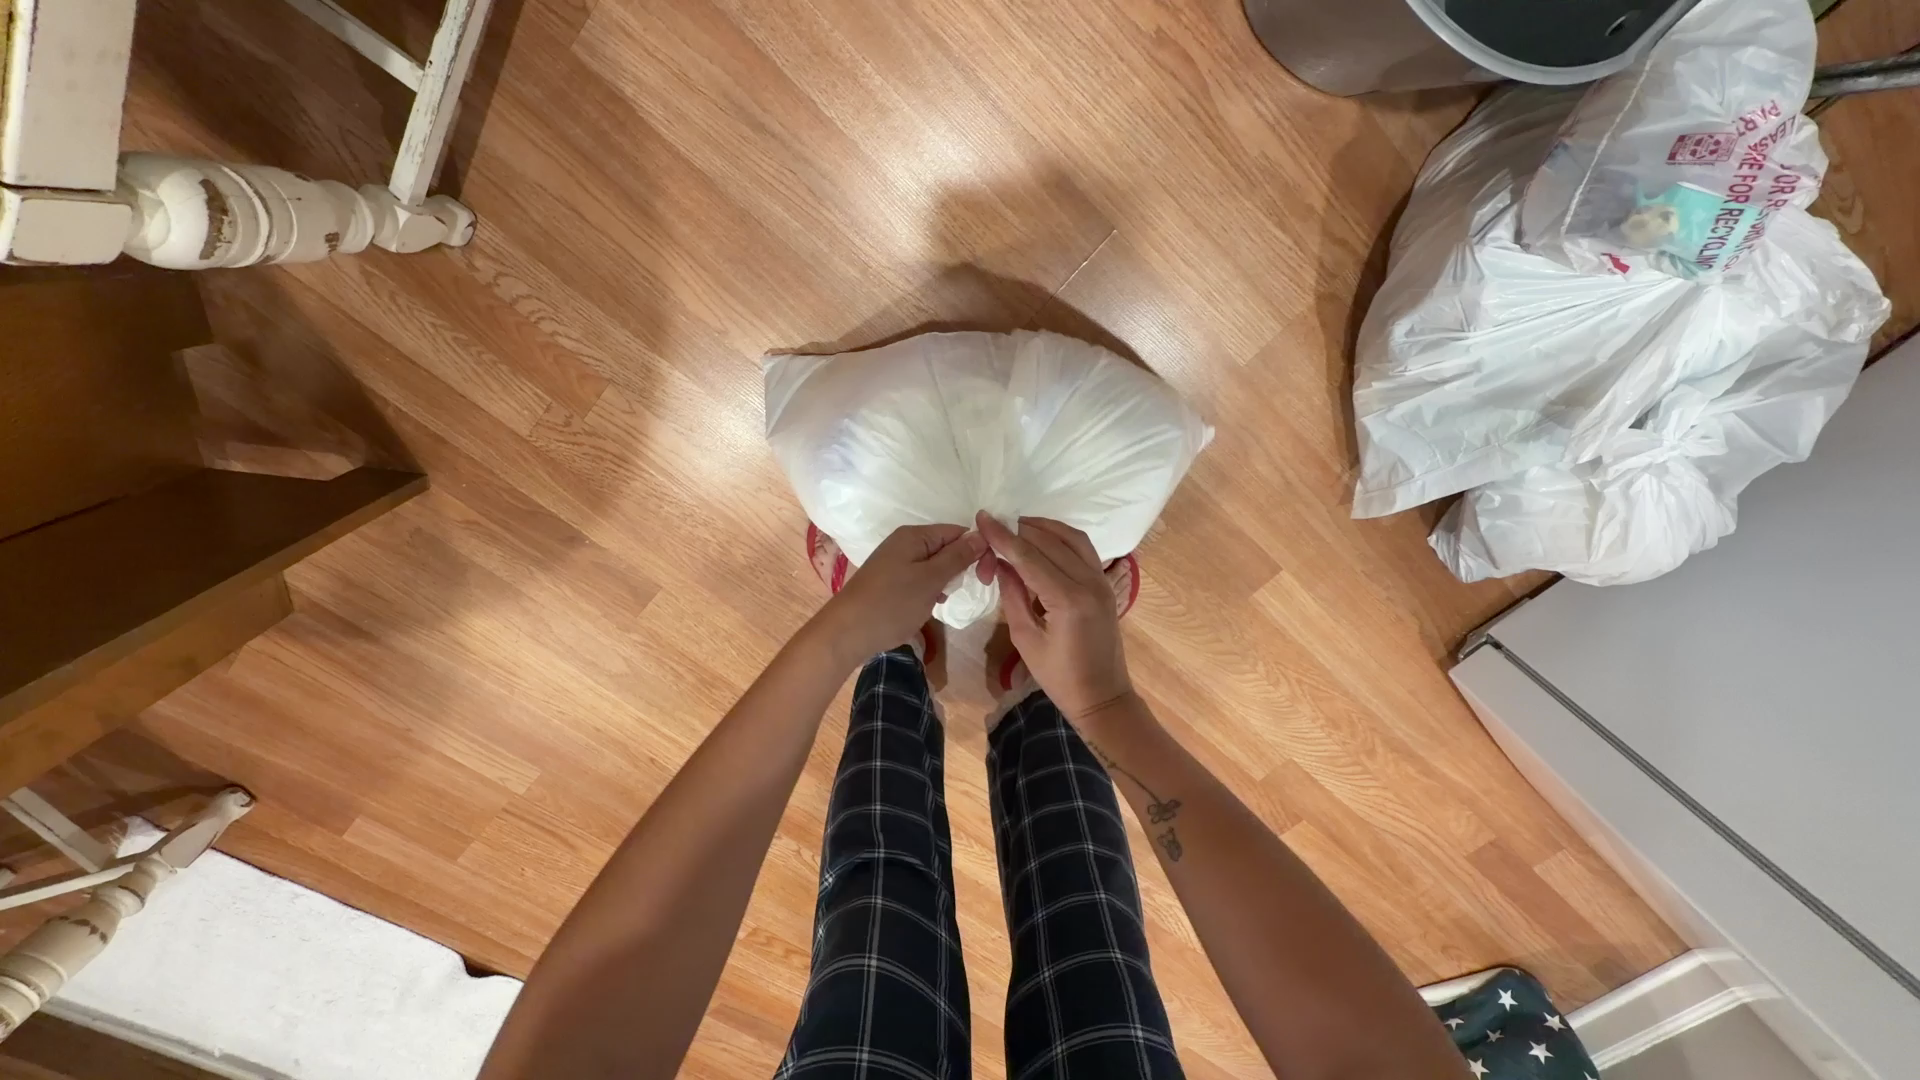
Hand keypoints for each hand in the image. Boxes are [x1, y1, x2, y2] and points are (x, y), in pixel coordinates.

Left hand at [813, 524, 988, 663]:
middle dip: (961, 566)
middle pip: (946, 546)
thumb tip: (981, 535)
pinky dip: (930, 589)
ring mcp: (895, 562)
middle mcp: (904, 543)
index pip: (957, 532)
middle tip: (967, 589)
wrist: (847, 633)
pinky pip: (920, 578)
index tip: (987, 575)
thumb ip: (957, 557)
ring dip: (945, 580)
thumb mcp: (930, 579)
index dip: (975, 550)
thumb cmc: (892, 603)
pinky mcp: (890, 582)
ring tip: (945, 598)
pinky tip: (932, 605)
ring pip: (934, 565)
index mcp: (914, 535)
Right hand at [976, 512, 1132, 720]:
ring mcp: (1102, 581)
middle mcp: (1089, 583)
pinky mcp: (1106, 584)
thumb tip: (1000, 562)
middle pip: (1049, 542)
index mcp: (1068, 600)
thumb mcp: (1026, 639)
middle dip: (1018, 532)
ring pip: (1071, 538)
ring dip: (1043, 527)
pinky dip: (1061, 537)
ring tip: (1016, 526)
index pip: (1029, 557)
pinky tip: (1042, 538)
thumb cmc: (1059, 677)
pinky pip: (1083, 549)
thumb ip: (1012, 596)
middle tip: (992, 530)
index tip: (982, 518)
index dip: (1003, 537)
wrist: (1102, 696)